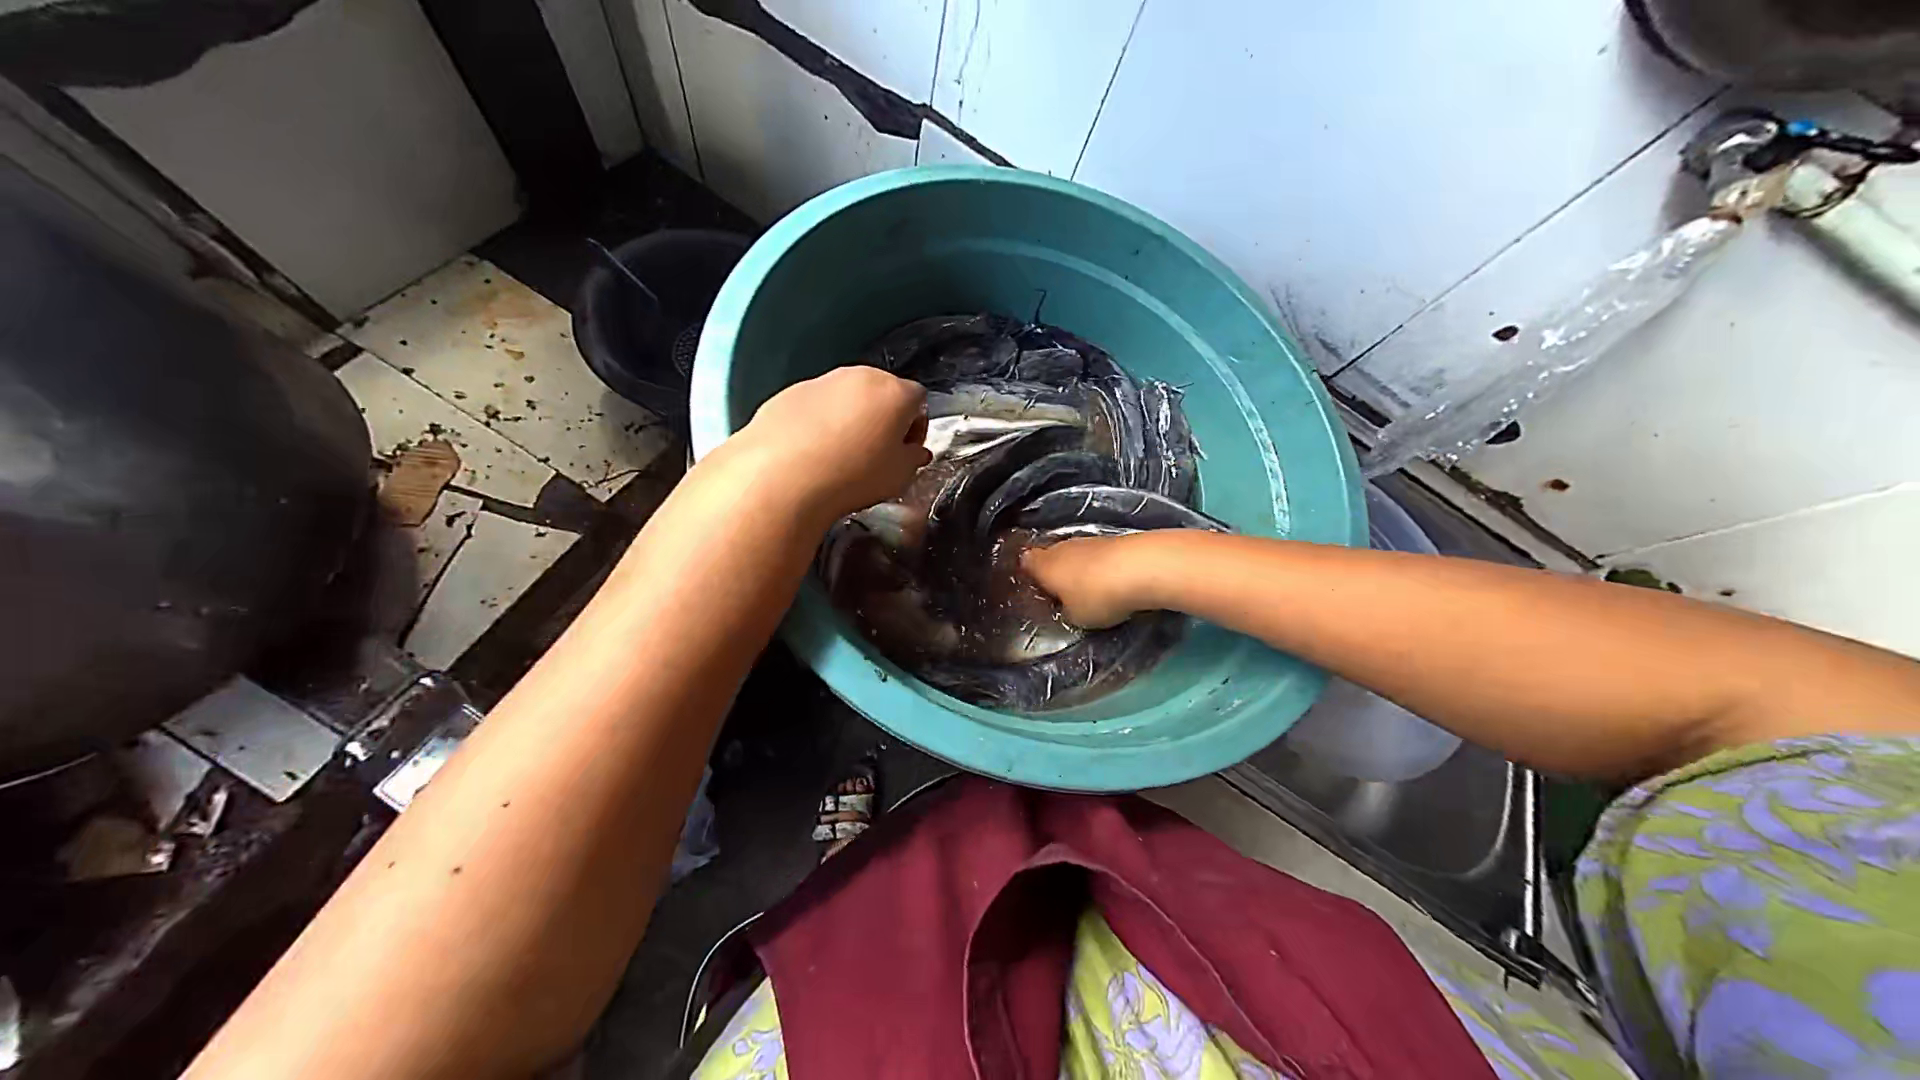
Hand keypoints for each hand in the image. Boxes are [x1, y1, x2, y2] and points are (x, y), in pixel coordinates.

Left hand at [719, 366, 930, 523]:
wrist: (782, 475)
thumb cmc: (850, 475)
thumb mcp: (898, 476)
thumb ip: (913, 459)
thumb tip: (913, 453)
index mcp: (895, 392)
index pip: (918, 401)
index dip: (915, 428)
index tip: (906, 451)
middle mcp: (860, 377)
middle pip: (882, 393)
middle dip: (883, 420)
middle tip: (876, 456)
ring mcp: (823, 381)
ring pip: (847, 397)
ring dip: (850, 420)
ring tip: (841, 459)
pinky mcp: (790, 392)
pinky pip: (816, 406)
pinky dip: (819, 423)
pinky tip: (813, 455)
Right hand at [1021, 535, 1153, 628]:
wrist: (1141, 567)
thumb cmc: (1097, 596)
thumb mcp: (1075, 618)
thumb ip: (1065, 610)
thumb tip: (1067, 605)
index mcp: (1043, 565)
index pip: (1026, 564)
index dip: (1030, 576)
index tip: (1038, 590)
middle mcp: (1060, 547)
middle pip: (1051, 557)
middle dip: (1056, 572)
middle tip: (1064, 593)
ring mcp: (1087, 540)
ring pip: (1076, 555)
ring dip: (1081, 569)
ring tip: (1091, 589)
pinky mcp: (1112, 539)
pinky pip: (1098, 555)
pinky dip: (1101, 566)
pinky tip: (1111, 581)